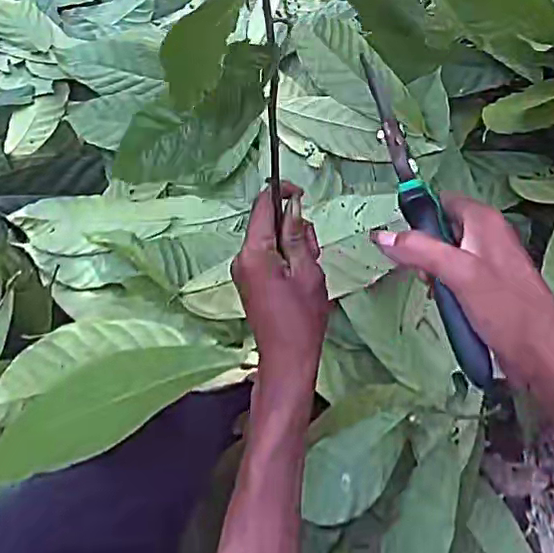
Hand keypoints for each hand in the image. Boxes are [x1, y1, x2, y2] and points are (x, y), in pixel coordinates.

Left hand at [233, 182, 327, 382]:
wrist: (288, 360)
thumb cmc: (302, 318)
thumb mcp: (307, 270)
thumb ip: (297, 234)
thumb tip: (292, 203)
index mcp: (253, 253)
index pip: (262, 205)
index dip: (281, 192)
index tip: (301, 193)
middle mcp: (241, 257)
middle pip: (266, 221)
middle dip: (292, 226)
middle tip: (312, 251)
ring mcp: (242, 269)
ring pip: (269, 237)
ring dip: (291, 243)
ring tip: (308, 268)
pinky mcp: (248, 278)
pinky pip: (266, 253)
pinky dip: (284, 255)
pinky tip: (299, 274)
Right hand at [372, 192, 553, 387]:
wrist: (544, 357)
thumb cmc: (507, 308)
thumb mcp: (458, 273)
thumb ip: (419, 250)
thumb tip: (382, 236)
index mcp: (484, 219)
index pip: (441, 200)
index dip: (420, 215)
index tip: (404, 238)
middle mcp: (488, 235)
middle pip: (442, 229)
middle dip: (425, 250)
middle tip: (423, 273)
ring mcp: (490, 262)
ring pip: (447, 257)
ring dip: (435, 274)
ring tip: (438, 293)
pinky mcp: (490, 288)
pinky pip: (458, 279)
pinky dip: (448, 290)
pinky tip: (449, 306)